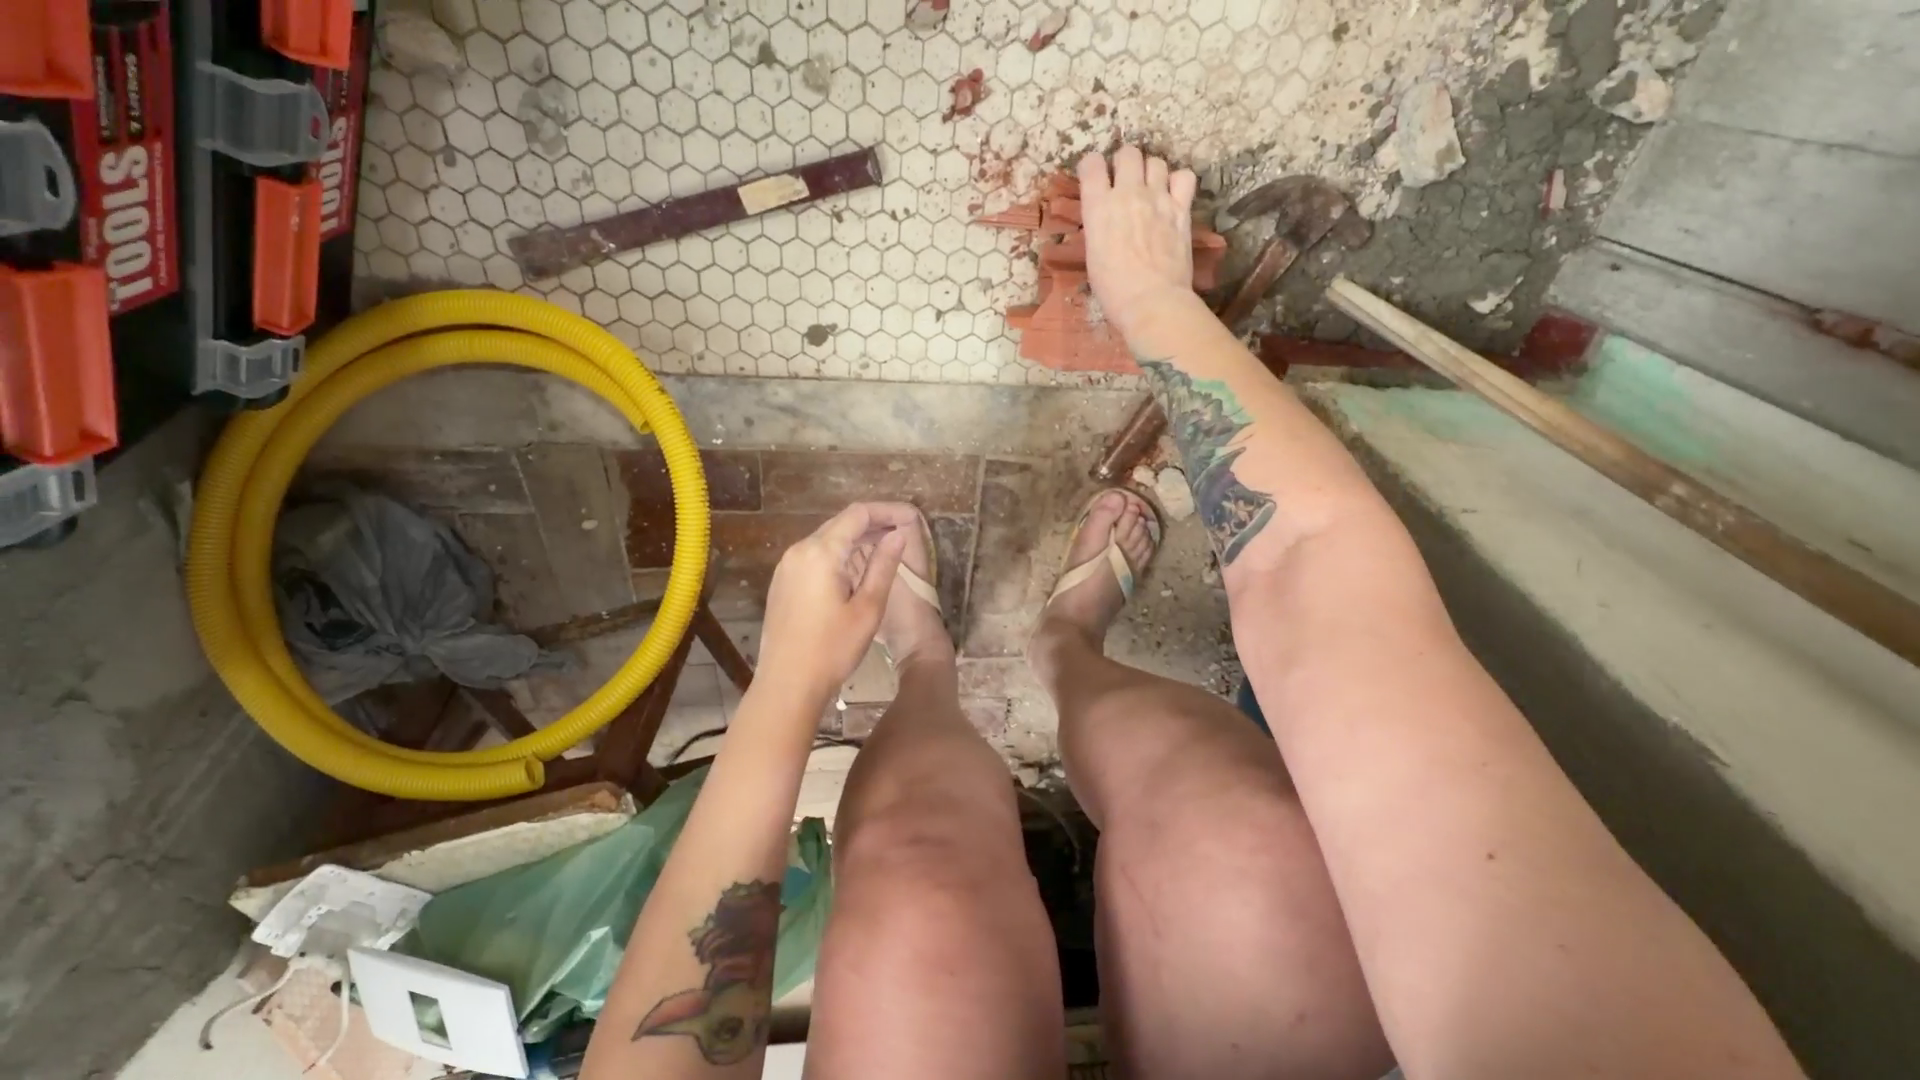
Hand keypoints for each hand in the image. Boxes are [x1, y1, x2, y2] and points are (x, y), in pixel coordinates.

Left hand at [754, 502, 914, 700]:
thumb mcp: (868, 608)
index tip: (911, 519)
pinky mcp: (782, 583)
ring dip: (855, 540)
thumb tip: (898, 535)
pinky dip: (837, 555)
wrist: (787, 684)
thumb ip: (883, 566)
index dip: (887, 512)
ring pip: (826, 540)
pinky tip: (854, 572)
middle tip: (902, 534)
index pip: (858, 515)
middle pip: (840, 524)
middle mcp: (799, 550)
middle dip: (872, 524)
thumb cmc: (832, 649)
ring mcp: (786, 567)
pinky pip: (813, 557)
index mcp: (821, 552)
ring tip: (884, 550)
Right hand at [1078, 145, 1200, 339]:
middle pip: (1128, 153)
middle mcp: (1127, 193)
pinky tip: (1173, 195)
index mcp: (1098, 207)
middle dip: (1124, 162)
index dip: (1093, 166)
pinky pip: (1185, 177)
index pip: (1091, 164)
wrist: (1151, 301)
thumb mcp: (1093, 255)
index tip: (1095, 177)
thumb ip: (1099, 226)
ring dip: (1151, 171)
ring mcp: (1157, 198)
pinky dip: (1179, 181)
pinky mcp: (1181, 209)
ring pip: (1156, 161)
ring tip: (1151, 188)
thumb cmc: (1113, 289)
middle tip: (1126, 180)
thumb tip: (1106, 218)